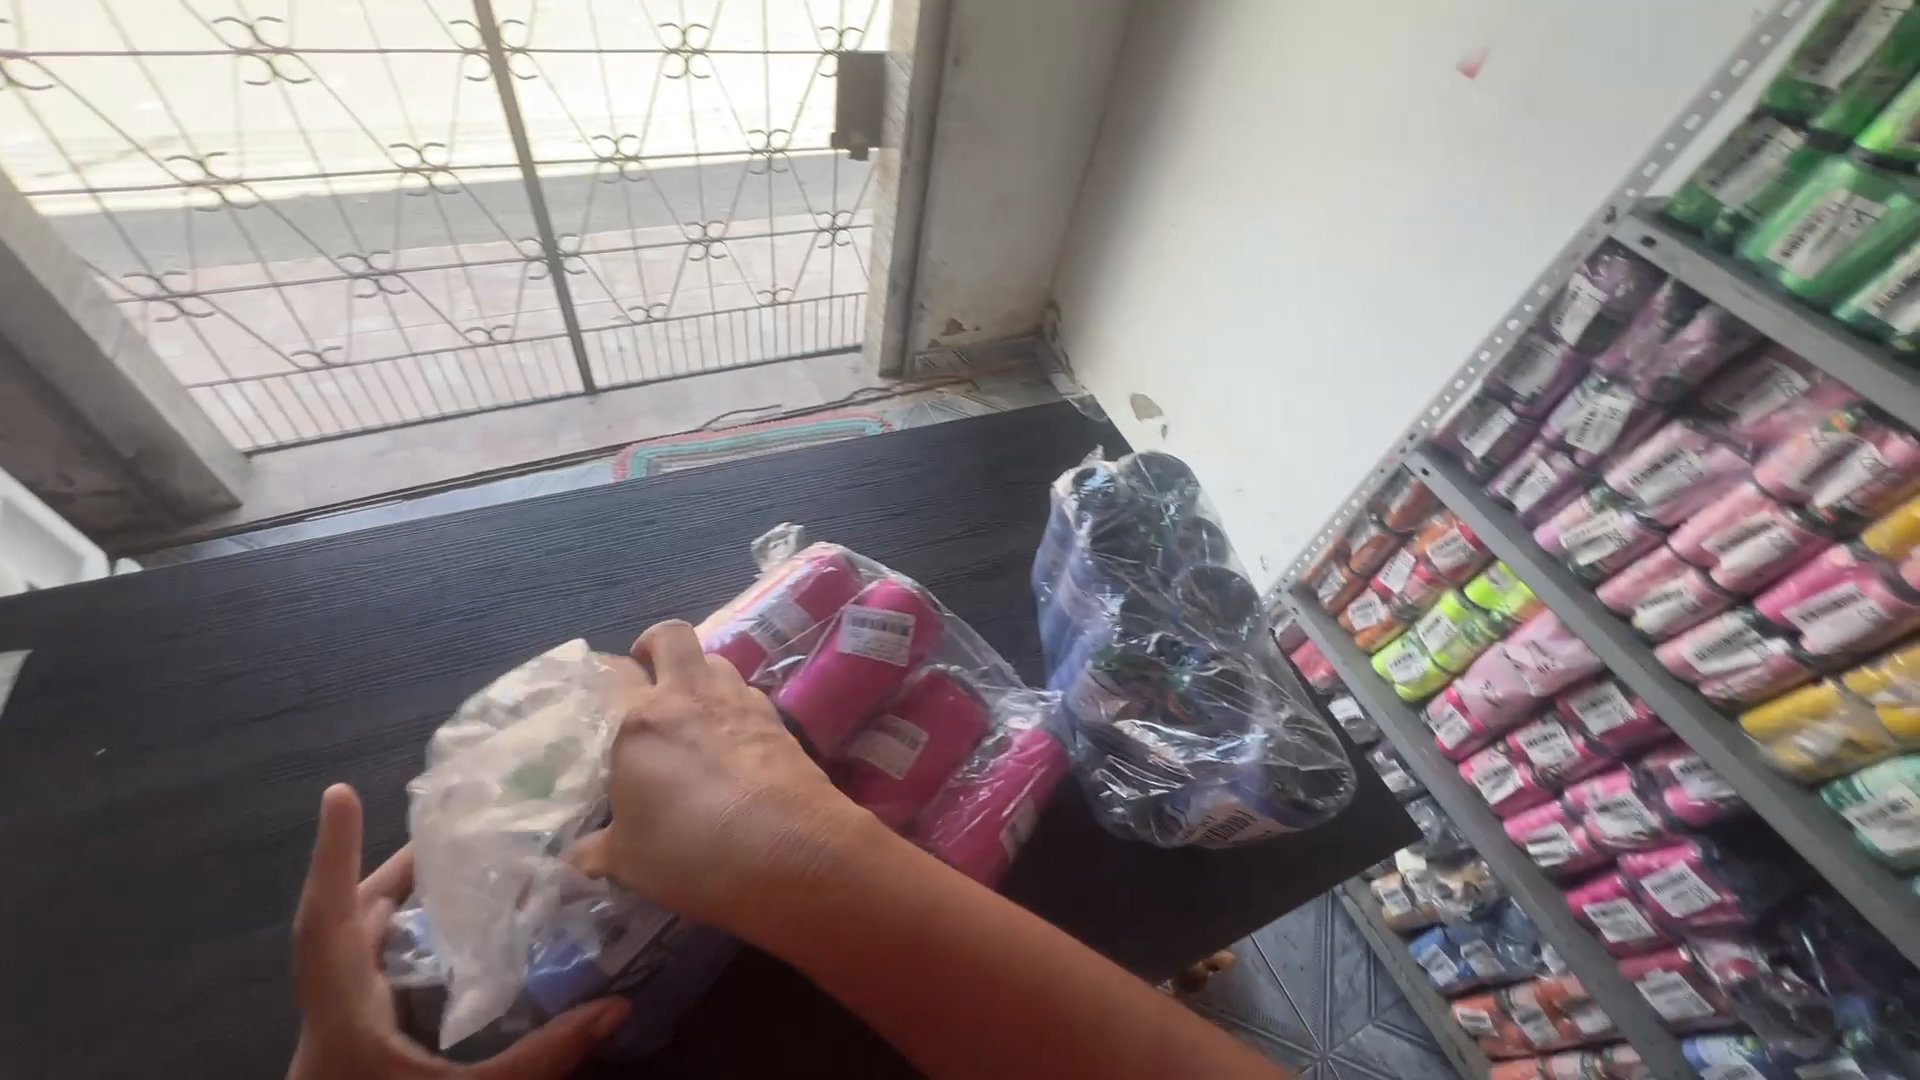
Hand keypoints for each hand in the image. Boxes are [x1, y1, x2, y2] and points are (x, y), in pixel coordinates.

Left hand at [287, 784, 629, 1079]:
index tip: (338, 794)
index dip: (332, 856)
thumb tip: (620, 1005)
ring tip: (448, 865)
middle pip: (341, 922)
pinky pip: (365, 970)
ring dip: (389, 898)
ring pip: (349, 946)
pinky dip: (397, 935)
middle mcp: (330, 1015)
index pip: (328, 922)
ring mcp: (336, 1033)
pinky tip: (443, 935)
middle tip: (444, 828)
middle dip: (384, 866)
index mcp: (342, 1019)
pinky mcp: (351, 1046)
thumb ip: (543, 1058)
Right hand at [573, 621, 874, 936]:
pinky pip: (748, 693)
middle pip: (672, 636)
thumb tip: (580, 854)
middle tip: (648, 675)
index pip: (615, 671)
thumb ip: (598, 848)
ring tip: (692, 708)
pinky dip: (735, 704)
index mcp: (642, 720)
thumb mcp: (626, 860)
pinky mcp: (777, 716)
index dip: (603, 674)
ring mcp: (740, 700)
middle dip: (655, 645)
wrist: (786, 845)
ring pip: (716, 660)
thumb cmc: (691, 849)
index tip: (598, 689)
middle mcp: (691, 695)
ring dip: (700, 674)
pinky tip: (732, 738)